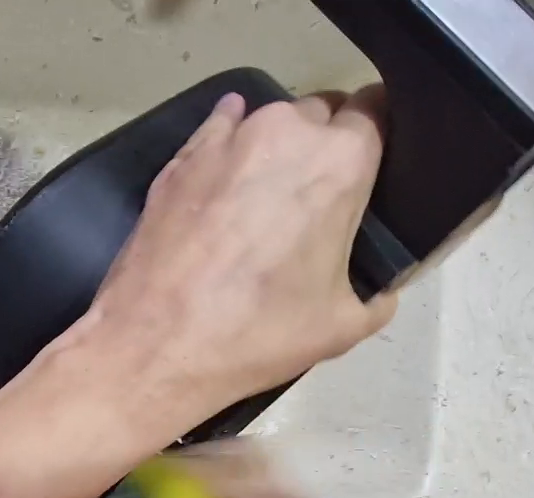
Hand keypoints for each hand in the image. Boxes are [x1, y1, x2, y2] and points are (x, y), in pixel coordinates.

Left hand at [73, 89, 397, 438]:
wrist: (153, 349)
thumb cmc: (252, 337)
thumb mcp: (340, 328)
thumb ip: (376, 295)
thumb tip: (380, 290)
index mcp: (341, 160)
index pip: (376, 112)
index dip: (372, 140)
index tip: (363, 172)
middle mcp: (284, 133)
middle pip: (318, 116)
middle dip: (319, 146)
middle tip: (308, 200)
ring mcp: (223, 143)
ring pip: (264, 123)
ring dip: (270, 149)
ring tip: (259, 199)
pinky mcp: (176, 164)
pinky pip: (212, 136)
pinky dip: (222, 148)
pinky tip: (221, 177)